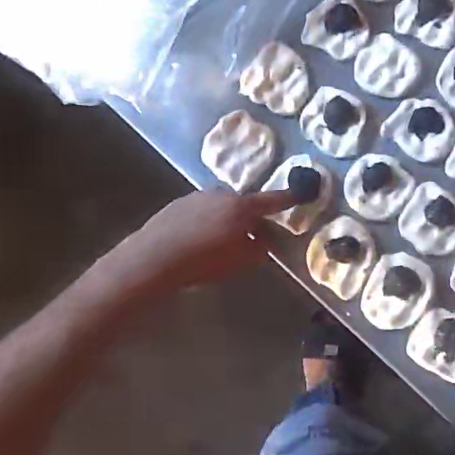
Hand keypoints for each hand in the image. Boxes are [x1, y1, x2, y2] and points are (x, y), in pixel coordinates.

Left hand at [101, 186, 297, 293]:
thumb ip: (260, 247)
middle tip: (257, 236)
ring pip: (222, 207)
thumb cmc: (203, 262)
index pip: (272, 201)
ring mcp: (197, 196)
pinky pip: (203, 211)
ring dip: (229, 220)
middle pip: (245, 204)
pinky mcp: (177, 204)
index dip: (289, 198)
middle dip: (253, 217)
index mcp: (241, 206)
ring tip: (225, 242)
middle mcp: (221, 194)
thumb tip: (268, 239)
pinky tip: (201, 240)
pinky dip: (208, 222)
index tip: (302, 192)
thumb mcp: (240, 260)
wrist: (153, 259)